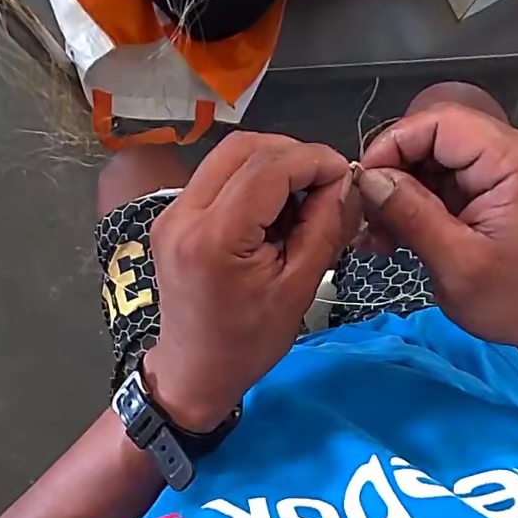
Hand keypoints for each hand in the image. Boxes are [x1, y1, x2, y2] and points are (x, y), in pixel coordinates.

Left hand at [145, 133, 358, 429]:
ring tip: (300, 201)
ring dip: (272, 166)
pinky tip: (271, 212)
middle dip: (293, 156)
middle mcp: (183, 215)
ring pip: (228, 157)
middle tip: (324, 186)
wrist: (194, 370)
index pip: (269, 166)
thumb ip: (325, 227)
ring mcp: (171, 214)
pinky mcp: (172, 218)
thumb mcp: (298, 289)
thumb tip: (346, 183)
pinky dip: (250, 181)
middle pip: (243, 147)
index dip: (315, 161)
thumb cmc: (246, 343)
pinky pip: (216, 178)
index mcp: (214, 237)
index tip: (345, 177)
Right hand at [358, 103, 517, 348]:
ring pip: (432, 161)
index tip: (362, 186)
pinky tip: (396, 237)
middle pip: (434, 137)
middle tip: (367, 221)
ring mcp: (505, 170)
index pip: (441, 121)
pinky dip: (414, 206)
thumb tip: (367, 178)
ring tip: (379, 238)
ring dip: (399, 195)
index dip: (392, 144)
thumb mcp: (457, 265)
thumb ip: (412, 215)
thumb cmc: (516, 303)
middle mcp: (515, 152)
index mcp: (517, 162)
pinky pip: (443, 182)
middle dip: (392, 175)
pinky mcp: (494, 189)